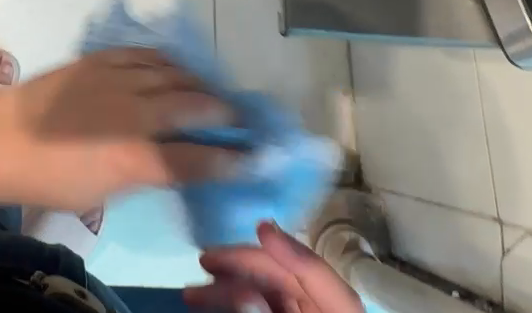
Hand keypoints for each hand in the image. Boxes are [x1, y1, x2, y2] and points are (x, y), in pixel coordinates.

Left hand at [0, 47, 239, 210]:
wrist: (3, 138)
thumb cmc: (50, 178)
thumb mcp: (103, 191)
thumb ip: (143, 173)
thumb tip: (170, 161)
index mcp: (137, 156)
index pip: (197, 158)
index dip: (229, 159)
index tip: (251, 156)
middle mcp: (135, 113)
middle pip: (192, 105)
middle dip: (222, 112)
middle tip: (239, 118)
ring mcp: (117, 79)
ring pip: (172, 74)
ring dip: (197, 83)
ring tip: (210, 91)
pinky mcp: (100, 59)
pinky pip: (144, 54)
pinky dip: (165, 61)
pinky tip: (173, 66)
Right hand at [186, 222, 364, 312]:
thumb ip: (269, 311)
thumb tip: (243, 288)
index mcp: (339, 305)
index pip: (316, 272)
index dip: (289, 248)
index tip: (259, 226)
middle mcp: (324, 304)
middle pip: (284, 276)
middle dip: (241, 266)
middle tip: (203, 260)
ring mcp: (306, 310)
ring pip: (268, 291)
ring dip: (229, 288)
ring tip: (191, 292)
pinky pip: (267, 305)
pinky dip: (239, 301)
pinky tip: (211, 299)